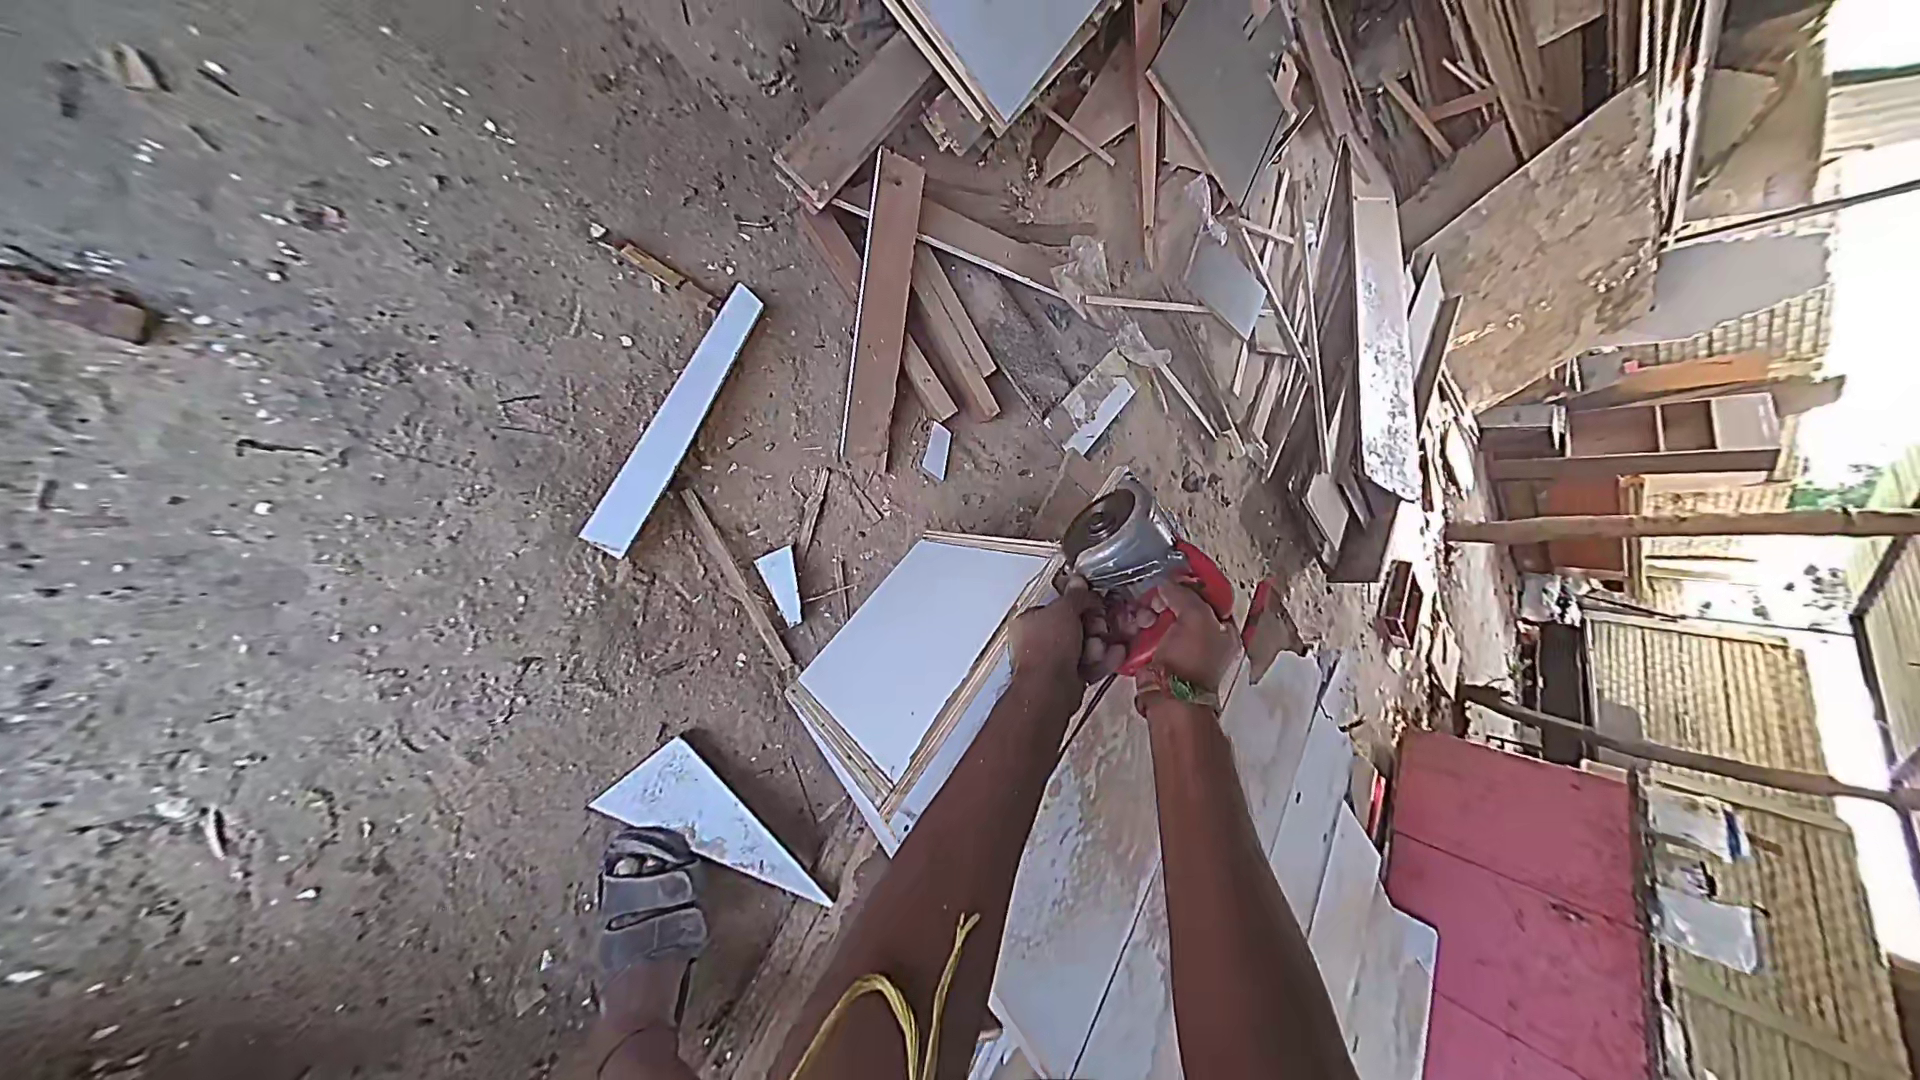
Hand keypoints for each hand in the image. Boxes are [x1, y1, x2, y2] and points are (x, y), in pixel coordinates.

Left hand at [1010, 574, 1127, 684]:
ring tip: (1099, 647)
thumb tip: (1080, 583)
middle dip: (1092, 626)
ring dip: (1097, 644)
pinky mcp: (1066, 678)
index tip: (1094, 604)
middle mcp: (1037, 640)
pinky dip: (1101, 661)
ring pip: (1083, 646)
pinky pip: (1088, 664)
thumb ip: (1076, 595)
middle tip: (1099, 626)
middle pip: (1074, 626)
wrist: (1050, 688)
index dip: (1078, 604)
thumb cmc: (1048, 647)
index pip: (1057, 606)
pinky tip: (1114, 655)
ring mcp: (1051, 660)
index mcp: (1028, 620)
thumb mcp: (1064, 610)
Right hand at [1132, 580, 1240, 708]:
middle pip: (1181, 605)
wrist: (1168, 695)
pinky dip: (1140, 628)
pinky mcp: (1159, 655)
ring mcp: (1180, 647)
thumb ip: (1184, 595)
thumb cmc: (1191, 662)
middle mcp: (1203, 637)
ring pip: (1161, 617)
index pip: (1209, 596)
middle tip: (1156, 602)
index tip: (1173, 577)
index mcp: (1223, 629)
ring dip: (1149, 614)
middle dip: (1165, 600)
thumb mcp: (1196, 619)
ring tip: (1144, 620)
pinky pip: (1147, 633)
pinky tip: (1136, 627)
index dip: (1191, 584)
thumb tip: (1167, 586)